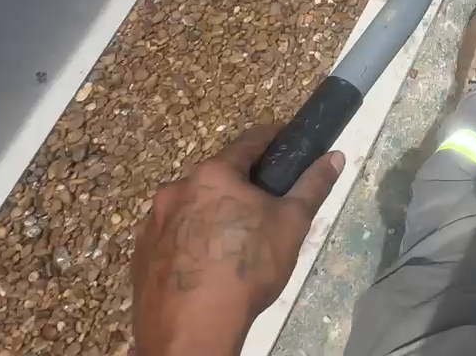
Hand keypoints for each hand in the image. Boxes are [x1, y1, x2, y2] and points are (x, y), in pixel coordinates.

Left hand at [132, 124, 343, 355]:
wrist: (191, 336)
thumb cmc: (247, 268)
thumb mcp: (292, 222)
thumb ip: (314, 184)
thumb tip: (336, 156)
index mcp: (212, 174)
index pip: (250, 140)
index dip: (275, 141)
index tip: (290, 151)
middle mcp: (176, 190)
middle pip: (219, 175)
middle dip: (243, 184)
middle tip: (267, 206)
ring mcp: (152, 225)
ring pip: (194, 205)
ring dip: (214, 211)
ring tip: (238, 240)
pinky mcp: (139, 258)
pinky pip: (174, 234)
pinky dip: (192, 239)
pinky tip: (209, 264)